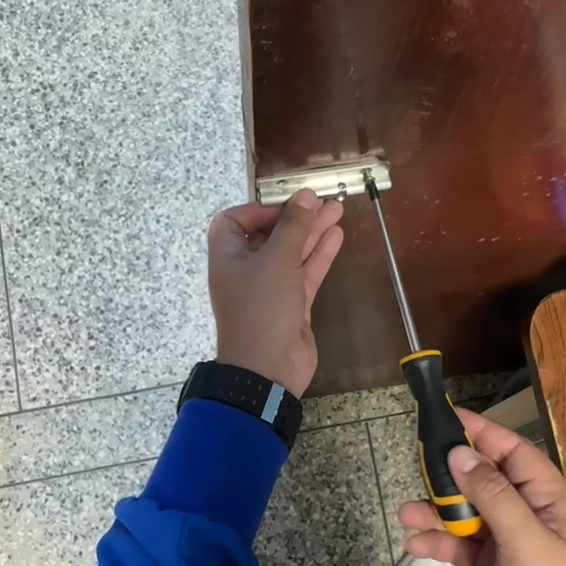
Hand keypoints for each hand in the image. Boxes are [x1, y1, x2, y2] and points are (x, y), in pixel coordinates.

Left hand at [206, 189, 344, 396]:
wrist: (267, 370)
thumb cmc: (262, 309)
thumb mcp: (277, 260)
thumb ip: (294, 226)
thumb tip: (306, 196)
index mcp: (228, 257)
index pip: (233, 222)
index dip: (257, 210)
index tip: (284, 206)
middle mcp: (246, 271)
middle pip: (269, 235)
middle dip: (295, 217)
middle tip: (322, 201)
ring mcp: (269, 289)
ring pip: (291, 253)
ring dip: (312, 233)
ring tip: (337, 210)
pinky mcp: (291, 305)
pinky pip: (304, 274)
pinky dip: (319, 256)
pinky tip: (336, 237)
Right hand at [399, 408, 565, 565]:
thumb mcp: (526, 544)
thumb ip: (492, 495)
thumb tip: (460, 453)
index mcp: (553, 502)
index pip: (514, 453)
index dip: (482, 433)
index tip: (446, 417)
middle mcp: (531, 517)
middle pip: (485, 481)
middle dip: (451, 475)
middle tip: (416, 464)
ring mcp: (510, 546)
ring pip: (467, 514)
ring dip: (437, 512)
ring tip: (406, 514)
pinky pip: (460, 546)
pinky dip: (439, 543)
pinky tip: (416, 546)